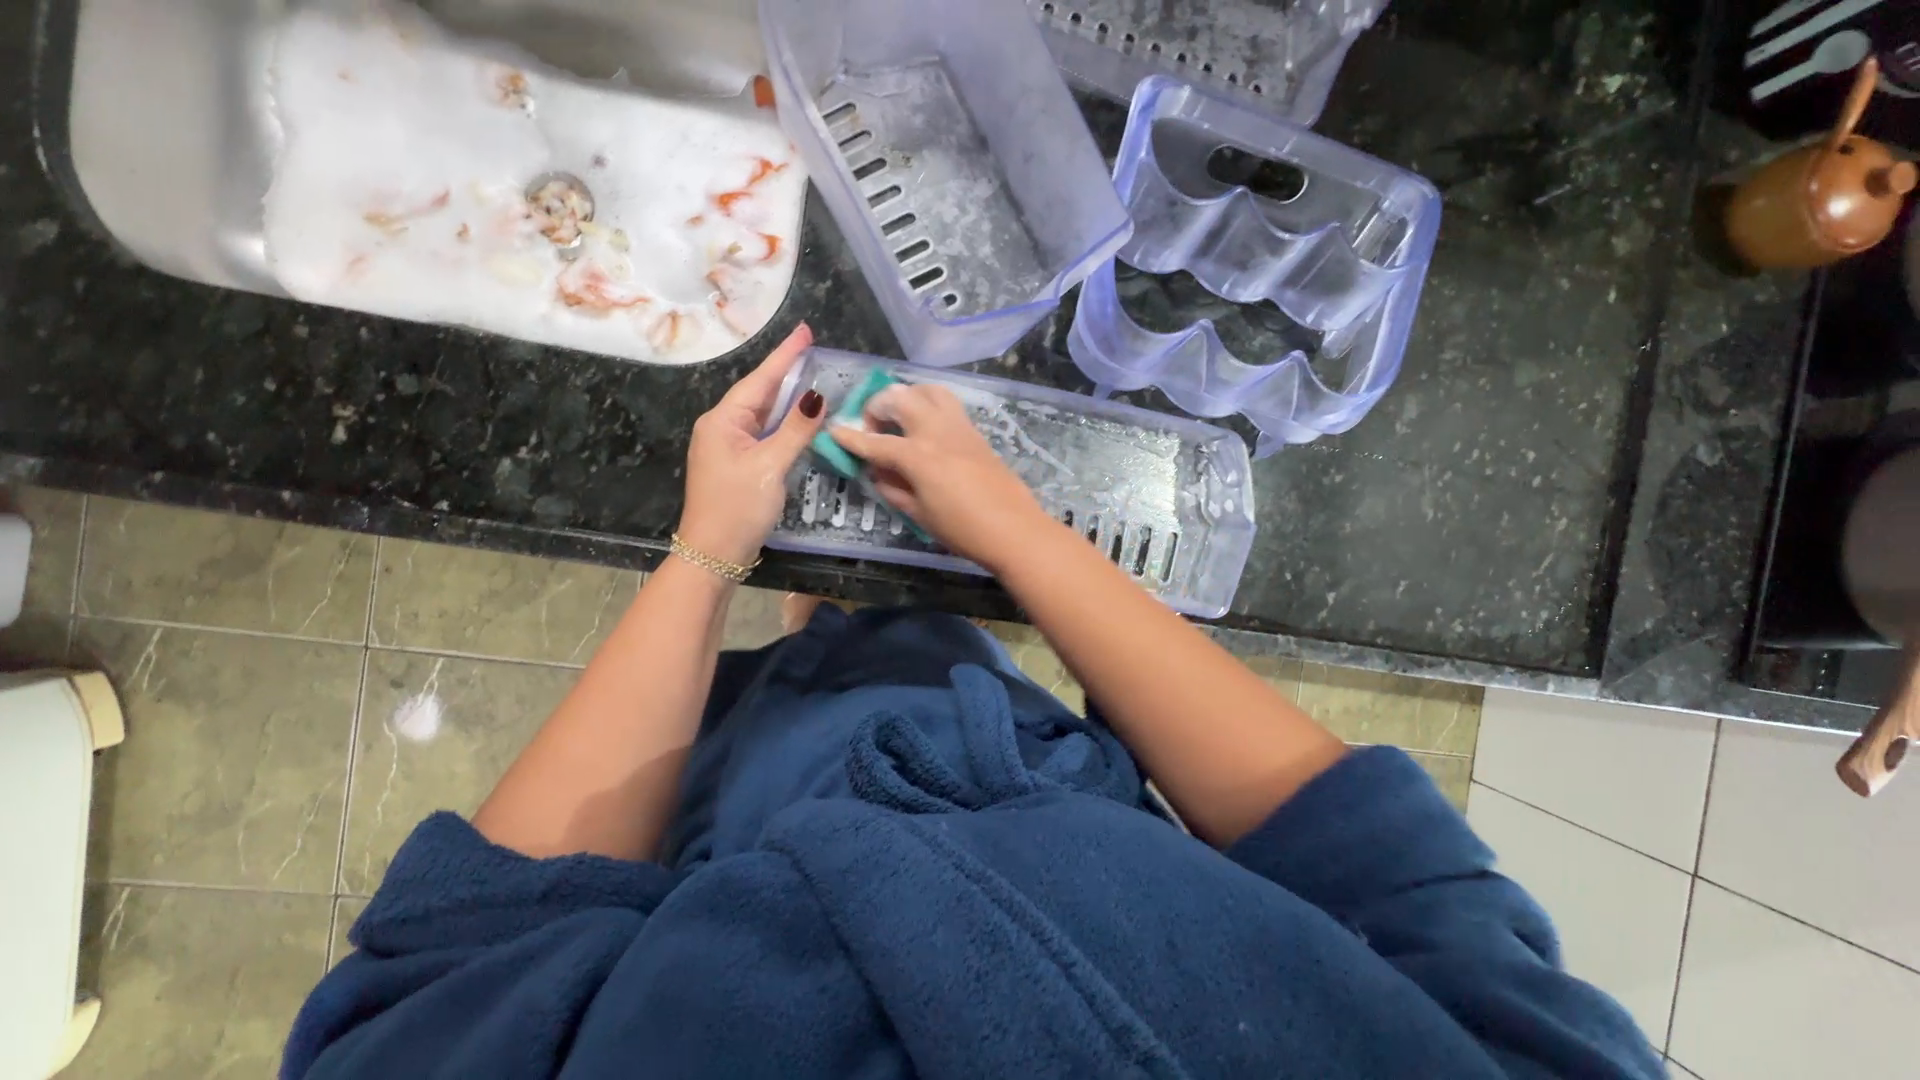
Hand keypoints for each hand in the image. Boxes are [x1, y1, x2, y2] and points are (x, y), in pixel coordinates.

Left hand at [677, 323, 825, 567]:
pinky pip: (762, 432)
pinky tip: (798, 417)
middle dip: (786, 371)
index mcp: (723, 421)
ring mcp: (727, 447)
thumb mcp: (770, 466)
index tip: (805, 331)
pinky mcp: (735, 465)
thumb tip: (817, 396)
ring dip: (785, 396)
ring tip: (810, 373)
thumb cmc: (738, 508)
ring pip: (761, 413)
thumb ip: (795, 430)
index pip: (761, 380)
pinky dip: (782, 421)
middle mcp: (721, 427)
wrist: (713, 554)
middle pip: (759, 392)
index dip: (785, 356)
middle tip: (812, 347)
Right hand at [829, 383, 1054, 571]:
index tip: (833, 432)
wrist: (1015, 529)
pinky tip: (924, 427)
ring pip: (926, 390)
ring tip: (899, 419)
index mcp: (917, 456)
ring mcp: (958, 426)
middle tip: (873, 428)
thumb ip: (892, 489)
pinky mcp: (974, 430)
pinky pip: (946, 402)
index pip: (874, 443)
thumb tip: (877, 472)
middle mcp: (935, 431)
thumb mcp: (919, 514)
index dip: (850, 438)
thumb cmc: (963, 530)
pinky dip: (927, 403)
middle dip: (877, 407)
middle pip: (898, 399)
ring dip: (906, 397)